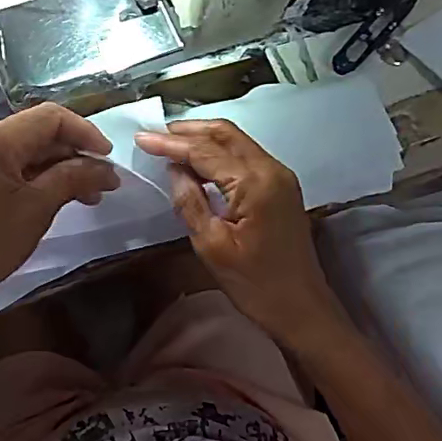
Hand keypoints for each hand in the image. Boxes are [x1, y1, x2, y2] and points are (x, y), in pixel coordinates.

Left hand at [0, 103, 119, 324]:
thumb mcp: (38, 208)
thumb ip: (74, 178)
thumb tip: (107, 170)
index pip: (50, 117)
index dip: (85, 133)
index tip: (109, 158)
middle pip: (38, 130)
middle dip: (74, 153)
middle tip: (102, 182)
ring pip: (26, 148)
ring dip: (58, 166)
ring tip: (87, 195)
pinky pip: (11, 163)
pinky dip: (37, 176)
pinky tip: (59, 196)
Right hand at [134, 119, 345, 345]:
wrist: (302, 310)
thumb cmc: (254, 283)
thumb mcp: (211, 245)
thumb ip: (189, 201)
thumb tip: (174, 170)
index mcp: (254, 183)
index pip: (204, 151)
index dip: (169, 143)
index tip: (139, 138)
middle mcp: (271, 169)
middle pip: (225, 134)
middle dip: (188, 130)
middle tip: (154, 134)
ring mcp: (280, 177)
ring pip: (236, 141)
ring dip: (203, 138)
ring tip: (169, 143)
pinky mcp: (281, 187)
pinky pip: (245, 156)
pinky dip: (218, 152)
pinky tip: (197, 162)